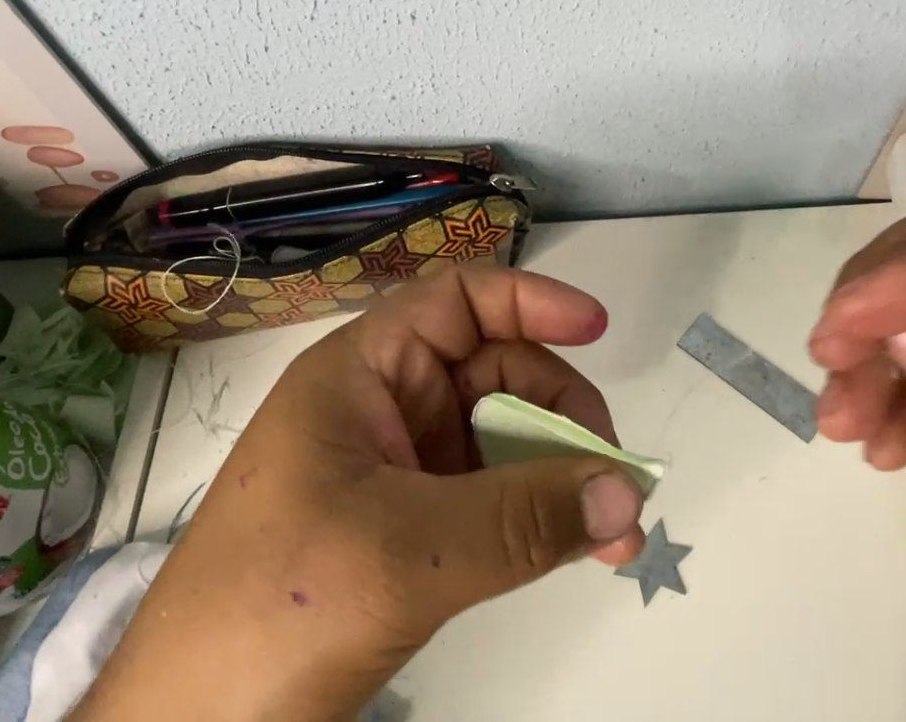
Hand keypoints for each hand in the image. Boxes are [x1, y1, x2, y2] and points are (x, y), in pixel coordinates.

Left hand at [75, 266, 646, 721]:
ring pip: (500, 439)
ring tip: (614, 535)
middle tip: (615, 480)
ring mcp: (397, 470)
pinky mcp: (410, 527)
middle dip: (561, 413)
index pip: (454, 302)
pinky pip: (491, 498)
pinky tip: (579, 549)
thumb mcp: (406, 552)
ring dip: (562, 475)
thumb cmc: (277, 606)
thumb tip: (627, 493)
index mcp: (360, 375)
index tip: (596, 328)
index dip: (527, 298)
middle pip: (495, 372)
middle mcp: (383, 408)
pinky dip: (539, 517)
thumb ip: (522, 518)